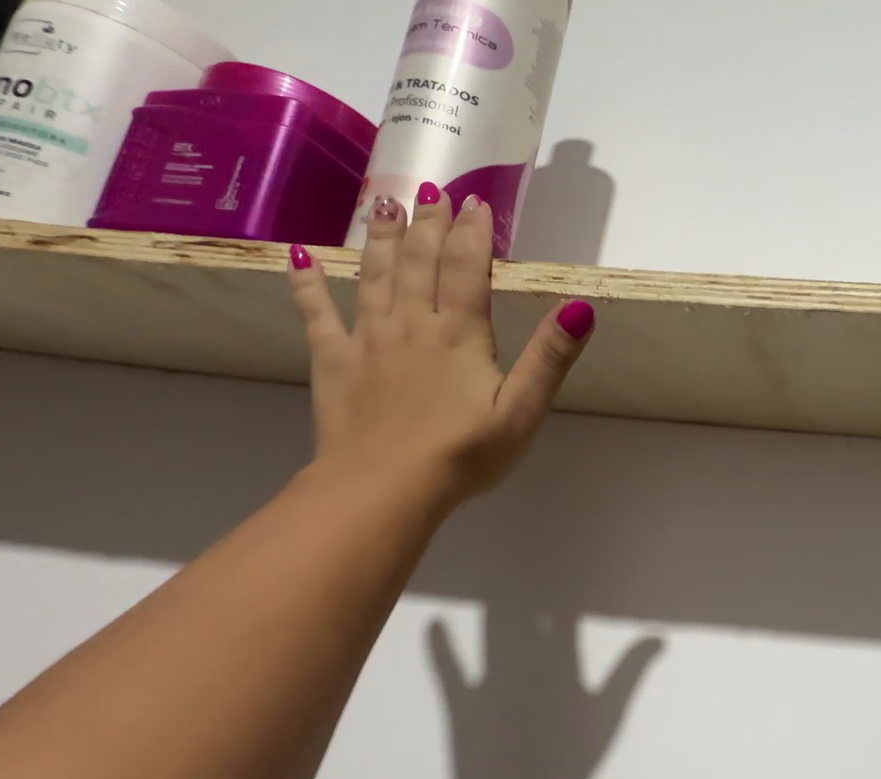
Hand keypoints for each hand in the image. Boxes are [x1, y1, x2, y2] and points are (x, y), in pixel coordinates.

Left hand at [286, 184, 595, 506]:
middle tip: (431, 189)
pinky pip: (317, 314)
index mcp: (459, 334)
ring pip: (374, 275)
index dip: (474, 234)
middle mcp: (411, 324)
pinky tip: (300, 257)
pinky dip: (309, 284)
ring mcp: (367, 339)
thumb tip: (580, 308)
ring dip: (382, 238)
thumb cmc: (466, 453)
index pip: (468, 270)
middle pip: (420, 262)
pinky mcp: (334, 361)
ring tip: (385, 203)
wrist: (386, 486)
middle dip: (430, 224)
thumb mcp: (523, 410)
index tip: (476, 201)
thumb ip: (550, 357)